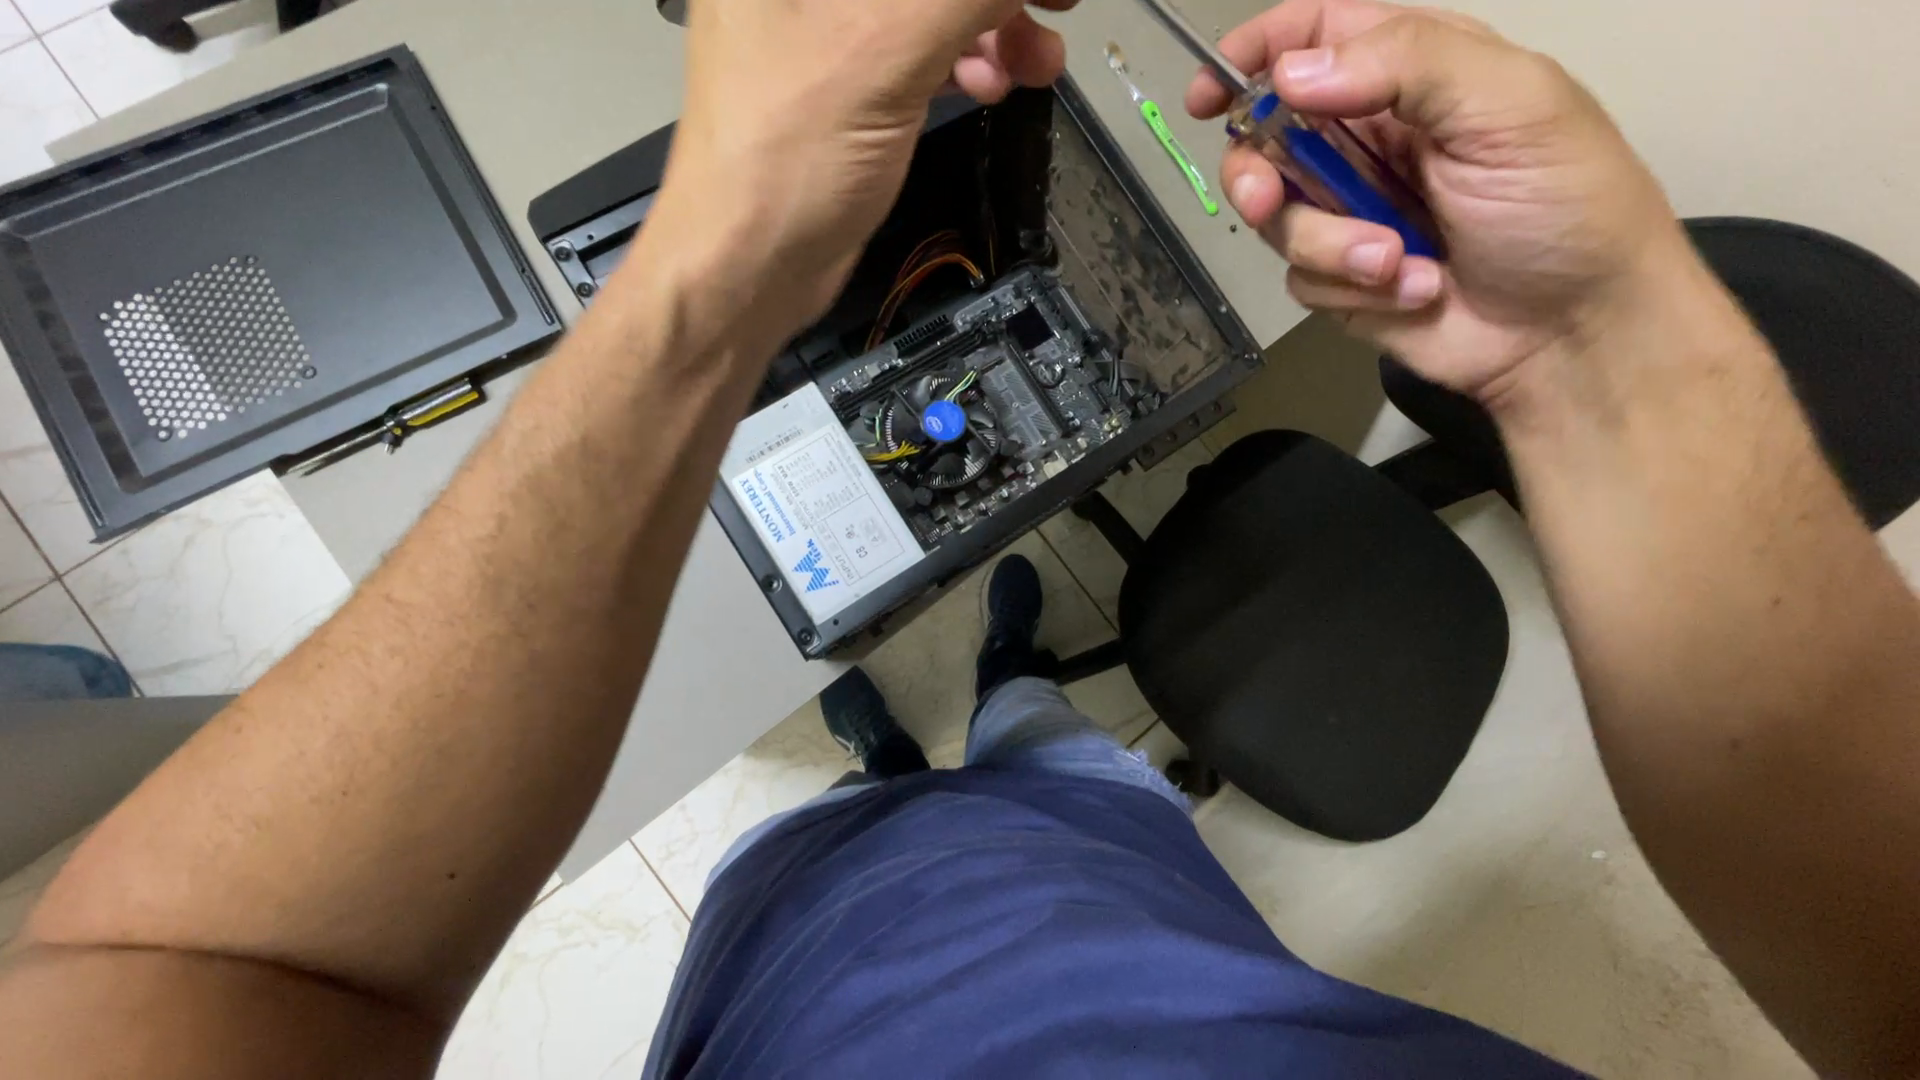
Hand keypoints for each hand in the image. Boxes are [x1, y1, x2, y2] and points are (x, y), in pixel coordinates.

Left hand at [641, 0, 1072, 338]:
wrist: (749, 270)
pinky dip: (966, 61)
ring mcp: (826, 30)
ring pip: (928, 6)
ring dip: (993, 24)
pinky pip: (922, 49)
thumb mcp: (885, 51)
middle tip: (1058, 1)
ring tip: (1037, 57)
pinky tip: (994, 83)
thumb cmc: (782, 166)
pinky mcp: (850, 85)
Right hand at [1188, 0, 1694, 405]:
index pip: (1316, 37)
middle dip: (1256, 173)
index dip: (1257, 53)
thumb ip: (1407, 64)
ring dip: (1330, 245)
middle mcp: (1367, 142)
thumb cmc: (1562, 204)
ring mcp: (1349, 215)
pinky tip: (1412, 292)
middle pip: (1266, 138)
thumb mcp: (1509, 105)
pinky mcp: (1341, 279)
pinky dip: (1350, 288)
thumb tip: (1289, 74)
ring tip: (1396, 263)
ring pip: (1277, 219)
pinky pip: (1301, 278)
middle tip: (1265, 199)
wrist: (1570, 330)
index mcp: (1412, 76)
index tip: (1209, 91)